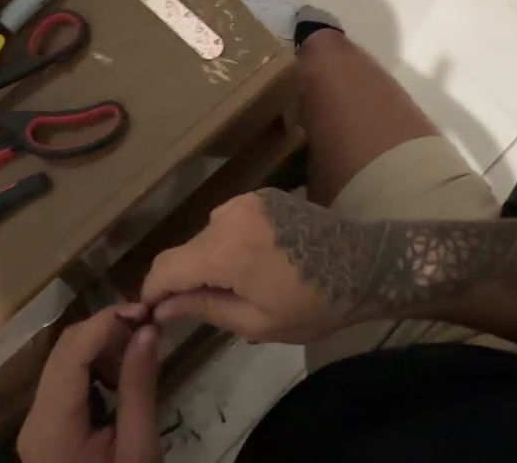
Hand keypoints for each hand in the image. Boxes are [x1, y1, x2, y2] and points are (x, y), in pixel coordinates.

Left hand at [18, 304, 161, 462]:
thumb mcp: (138, 448)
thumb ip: (139, 387)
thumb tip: (148, 329)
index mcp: (51, 425)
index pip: (73, 350)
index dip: (108, 320)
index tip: (147, 310)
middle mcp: (35, 418)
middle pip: (65, 350)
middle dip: (107, 329)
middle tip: (148, 326)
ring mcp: (37, 424)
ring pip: (64, 360)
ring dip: (102, 345)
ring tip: (139, 352)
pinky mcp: (46, 430)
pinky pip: (66, 381)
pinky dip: (94, 366)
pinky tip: (120, 376)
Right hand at [141, 190, 375, 342]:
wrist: (364, 264)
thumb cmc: (313, 304)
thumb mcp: (257, 322)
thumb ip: (205, 308)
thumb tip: (164, 306)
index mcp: (226, 250)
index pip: (166, 266)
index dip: (152, 290)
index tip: (151, 311)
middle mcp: (230, 216)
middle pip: (186, 248)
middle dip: (183, 277)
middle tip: (198, 307)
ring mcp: (249, 200)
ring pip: (207, 232)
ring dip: (209, 258)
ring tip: (235, 284)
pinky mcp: (265, 195)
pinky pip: (230, 218)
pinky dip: (229, 239)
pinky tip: (255, 259)